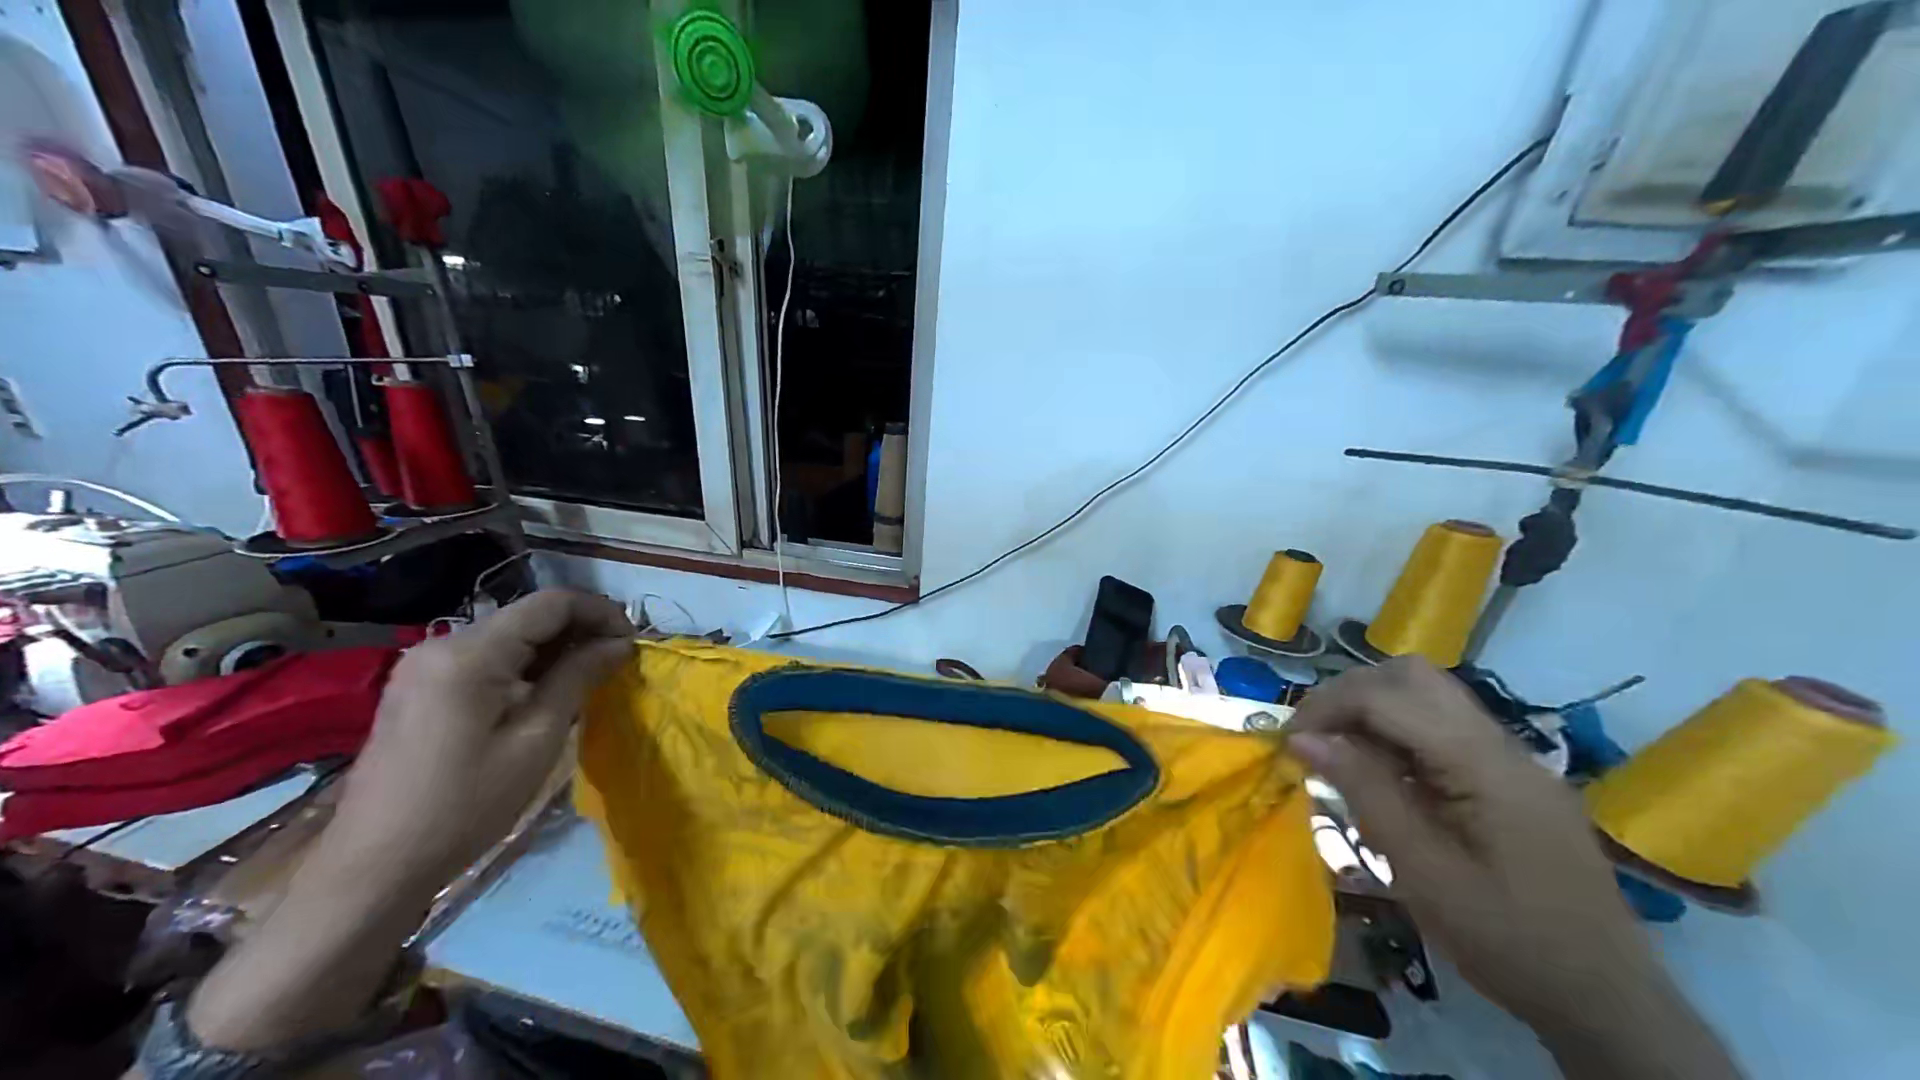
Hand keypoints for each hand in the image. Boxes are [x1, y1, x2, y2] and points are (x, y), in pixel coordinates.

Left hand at [318, 588, 634, 901]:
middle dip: (581, 631)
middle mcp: (443, 643)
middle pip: (529, 615)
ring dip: (555, 649)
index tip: (632, 643)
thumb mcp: (537, 739)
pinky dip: (525, 665)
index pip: (552, 603)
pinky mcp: (419, 686)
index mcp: (471, 652)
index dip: (601, 612)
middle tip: (617, 664)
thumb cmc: (466, 804)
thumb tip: (620, 643)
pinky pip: (486, 658)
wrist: (375, 867)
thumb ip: (578, 677)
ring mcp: (425, 664)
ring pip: (510, 636)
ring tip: (588, 680)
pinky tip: (544, 694)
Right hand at [1287, 658, 1739, 1079]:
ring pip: (1427, 694)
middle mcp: (1503, 746)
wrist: (1608, 1002)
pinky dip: (1396, 732)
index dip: (1329, 707)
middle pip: (1412, 677)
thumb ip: (1366, 792)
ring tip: (1339, 752)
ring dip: (1372, 709)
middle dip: (1349, 695)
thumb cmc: (1509, 941)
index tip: (1290, 743)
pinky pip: (1442, 727)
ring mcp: (1512, 759)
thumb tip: (1304, 739)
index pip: (1390, 698)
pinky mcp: (1509, 777)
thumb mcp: (1424, 872)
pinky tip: (1380, 773)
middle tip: (1313, 737)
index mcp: (1486, 766)